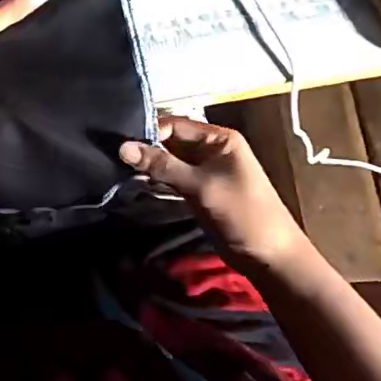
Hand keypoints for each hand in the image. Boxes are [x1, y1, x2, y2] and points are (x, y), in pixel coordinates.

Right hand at [120, 117, 311, 272]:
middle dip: (146, 147)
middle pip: (171, 140)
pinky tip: (134, 180)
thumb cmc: (241, 213)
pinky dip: (157, 179)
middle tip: (112, 153)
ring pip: (170, 160)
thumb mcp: (200, 186)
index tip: (118, 141)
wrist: (268, 256)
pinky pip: (174, 177)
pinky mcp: (200, 190)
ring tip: (117, 166)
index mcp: (219, 138)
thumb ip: (162, 165)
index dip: (149, 131)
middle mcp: (211, 149)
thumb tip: (122, 146)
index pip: (176, 124)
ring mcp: (206, 171)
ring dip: (150, 164)